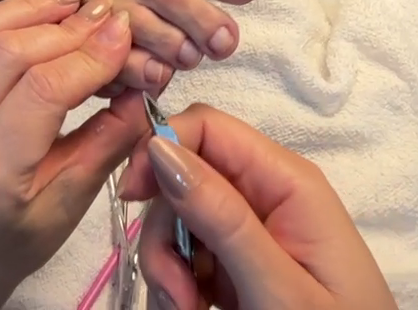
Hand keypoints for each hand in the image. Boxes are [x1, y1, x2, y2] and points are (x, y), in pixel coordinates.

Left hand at [0, 0, 149, 306]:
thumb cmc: (17, 234)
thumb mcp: (72, 202)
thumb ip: (109, 139)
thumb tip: (144, 78)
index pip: (41, 93)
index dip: (88, 55)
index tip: (123, 30)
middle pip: (6, 55)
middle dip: (63, 28)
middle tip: (103, 12)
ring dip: (23, 7)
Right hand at [121, 105, 396, 309]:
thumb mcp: (279, 287)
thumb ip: (223, 217)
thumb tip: (159, 146)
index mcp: (286, 179)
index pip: (207, 125)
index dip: (161, 146)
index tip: (132, 197)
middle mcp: (266, 191)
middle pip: (184, 174)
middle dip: (164, 227)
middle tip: (173, 288)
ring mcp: (251, 227)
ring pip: (178, 215)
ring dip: (167, 262)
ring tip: (186, 308)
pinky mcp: (239, 260)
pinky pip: (187, 249)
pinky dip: (177, 279)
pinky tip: (192, 307)